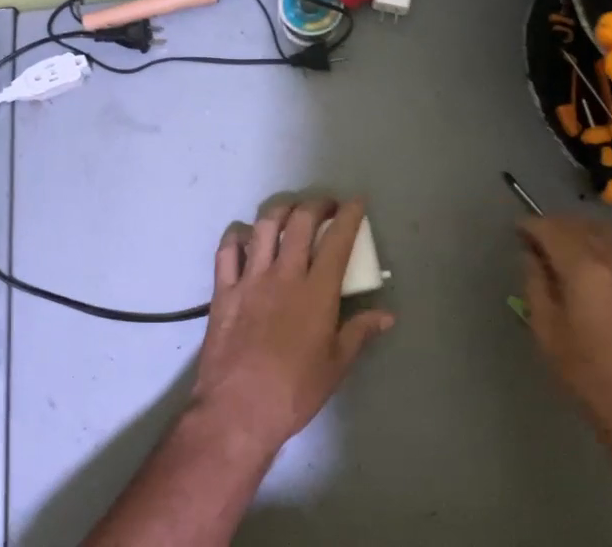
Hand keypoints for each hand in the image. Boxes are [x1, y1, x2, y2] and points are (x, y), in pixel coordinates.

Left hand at [189, 198, 395, 454]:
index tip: (356, 202)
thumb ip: (360, 332)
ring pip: (263, 227)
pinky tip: (245, 238)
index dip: (349, 215)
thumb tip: (387, 315)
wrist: (237, 410)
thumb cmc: (294, 391)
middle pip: (299, 222)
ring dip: (279, 211)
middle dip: (316, 205)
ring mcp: (250, 280)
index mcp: (317, 292)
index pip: (337, 240)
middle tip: (325, 206)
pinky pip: (227, 250)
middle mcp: (284, 275)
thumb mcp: (336, 366)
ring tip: (289, 212)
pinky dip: (237, 236)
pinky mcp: (223, 291)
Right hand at [519, 215, 611, 435]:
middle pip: (581, 224)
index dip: (531, 227)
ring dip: (581, 231)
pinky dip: (602, 245)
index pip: (552, 229)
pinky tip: (593, 265)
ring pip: (606, 232)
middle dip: (556, 225)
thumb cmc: (590, 376)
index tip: (517, 231)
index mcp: (585, 268)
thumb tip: (532, 256)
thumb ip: (536, 285)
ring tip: (564, 248)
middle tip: (536, 239)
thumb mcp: (547, 332)